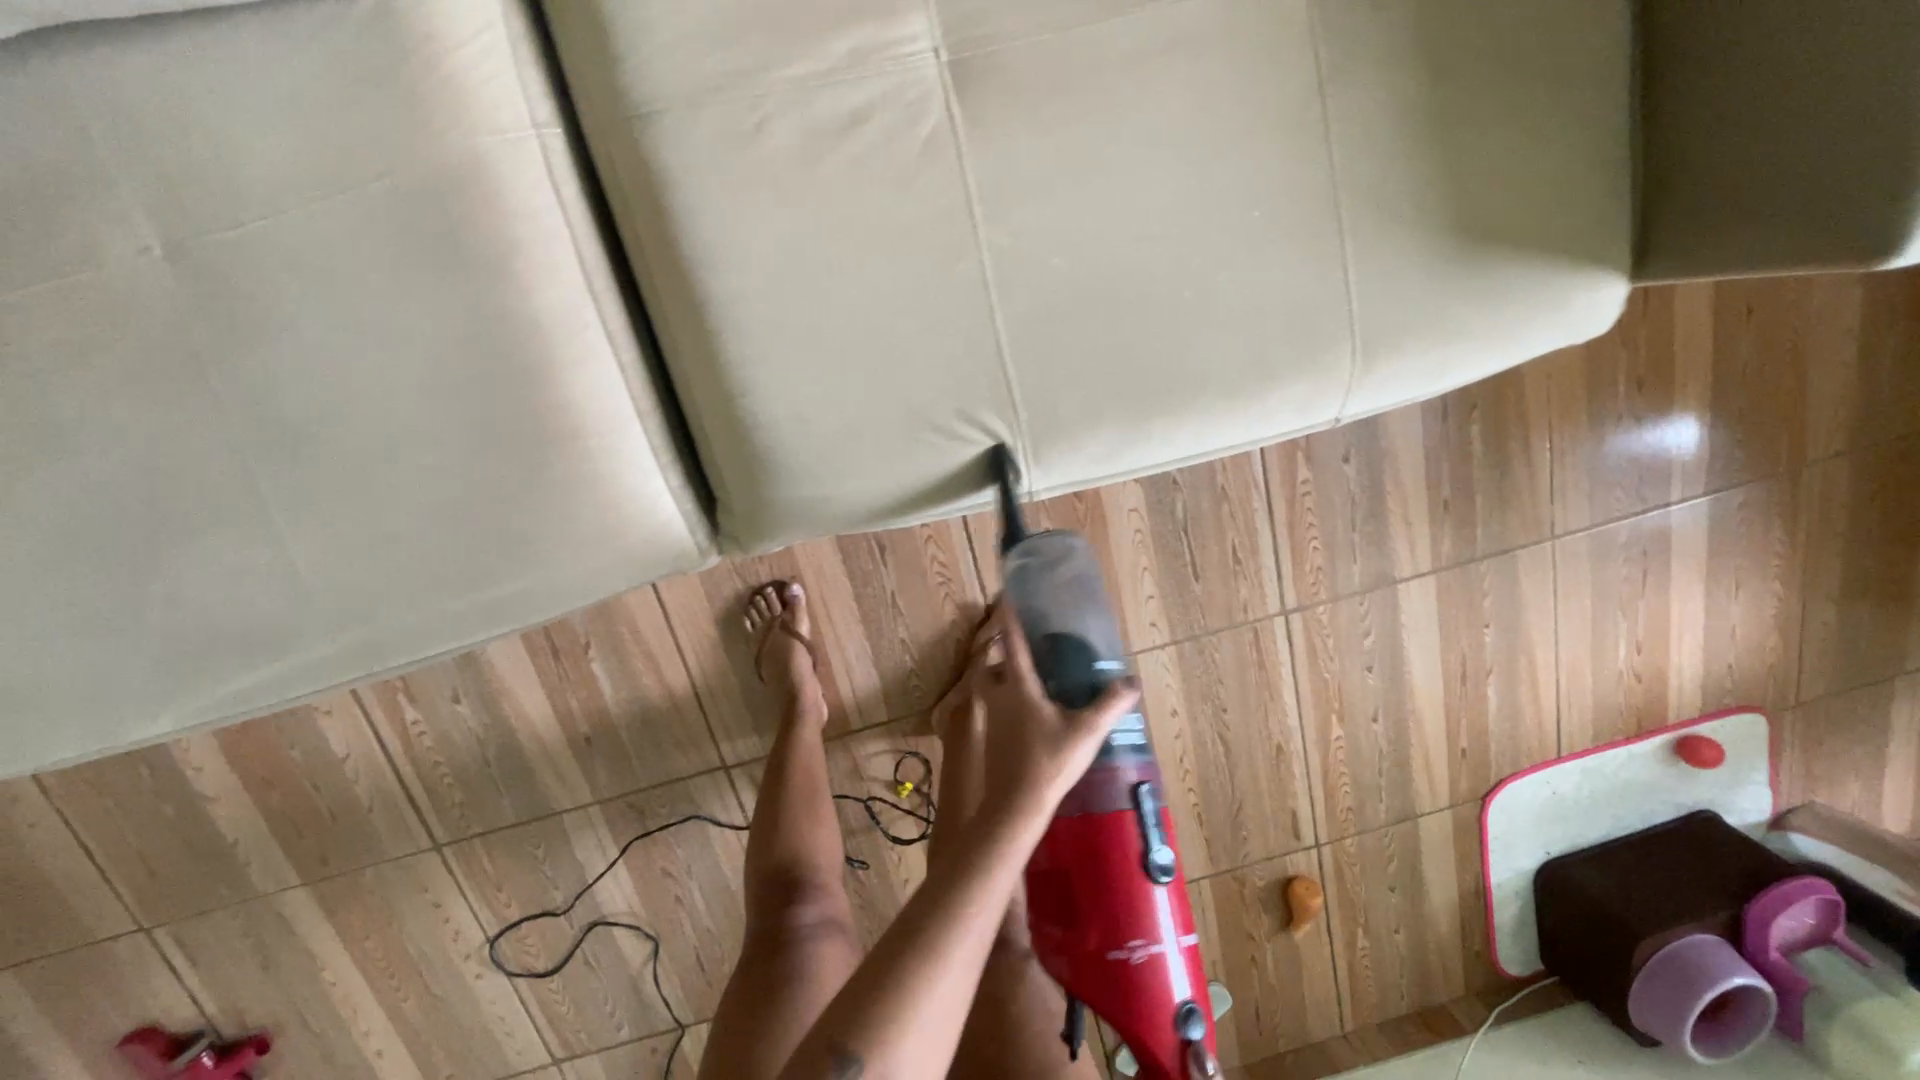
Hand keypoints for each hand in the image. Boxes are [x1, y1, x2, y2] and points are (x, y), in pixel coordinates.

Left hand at [976, 599, 1140, 819]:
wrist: (1016, 804)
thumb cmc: (1049, 762)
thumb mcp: (1086, 732)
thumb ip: (1110, 704)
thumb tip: (1132, 680)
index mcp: (1019, 685)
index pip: (1012, 641)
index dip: (1010, 615)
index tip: (1009, 593)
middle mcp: (999, 694)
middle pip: (992, 660)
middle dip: (1001, 647)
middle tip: (1022, 638)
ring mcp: (992, 715)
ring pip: (989, 683)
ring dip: (1000, 671)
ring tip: (1025, 670)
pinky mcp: (991, 734)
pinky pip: (994, 702)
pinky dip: (1004, 694)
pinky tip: (1027, 707)